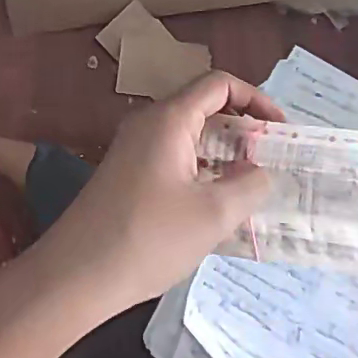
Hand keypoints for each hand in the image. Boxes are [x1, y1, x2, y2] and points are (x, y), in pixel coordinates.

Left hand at [33, 71, 284, 314]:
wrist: (76, 273)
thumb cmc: (148, 238)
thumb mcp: (214, 214)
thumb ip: (250, 185)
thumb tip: (260, 171)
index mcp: (169, 120)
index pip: (218, 84)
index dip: (256, 99)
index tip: (280, 131)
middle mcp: (148, 124)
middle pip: (203, 106)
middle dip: (242, 128)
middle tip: (271, 161)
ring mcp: (134, 149)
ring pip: (188, 135)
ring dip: (223, 152)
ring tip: (251, 185)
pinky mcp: (127, 173)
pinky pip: (173, 157)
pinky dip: (201, 169)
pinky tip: (216, 204)